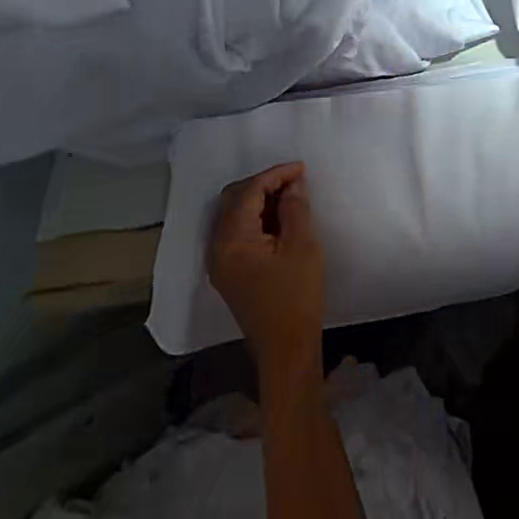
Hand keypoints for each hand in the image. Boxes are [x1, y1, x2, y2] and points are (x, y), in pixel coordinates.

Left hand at [207, 161, 324, 369]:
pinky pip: (236, 231)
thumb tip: (293, 184)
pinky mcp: (228, 271)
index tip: (301, 169)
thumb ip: (295, 208)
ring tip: (290, 197)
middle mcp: (216, 247)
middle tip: (295, 181)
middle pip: (234, 198)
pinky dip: (255, 218)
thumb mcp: (302, 246)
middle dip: (264, 184)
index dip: (275, 175)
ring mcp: (219, 261)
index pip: (249, 192)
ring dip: (259, 199)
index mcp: (232, 240)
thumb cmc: (296, 298)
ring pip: (233, 214)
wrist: (287, 350)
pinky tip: (279, 219)